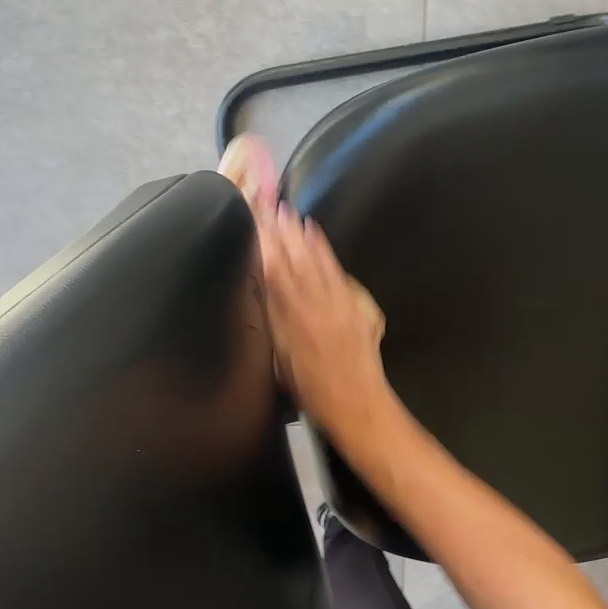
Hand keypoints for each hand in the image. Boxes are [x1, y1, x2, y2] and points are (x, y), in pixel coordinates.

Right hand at [218, 135, 392, 441]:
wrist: (358, 406)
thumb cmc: (315, 393)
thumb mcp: (282, 364)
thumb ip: (274, 328)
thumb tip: (264, 298)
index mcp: (290, 324)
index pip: (270, 274)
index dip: (260, 245)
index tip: (250, 222)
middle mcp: (312, 309)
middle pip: (290, 261)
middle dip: (277, 231)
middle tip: (265, 203)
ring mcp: (336, 305)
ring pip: (311, 261)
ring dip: (298, 234)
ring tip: (285, 210)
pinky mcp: (354, 306)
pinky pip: (335, 270)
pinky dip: (323, 249)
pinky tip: (315, 233)